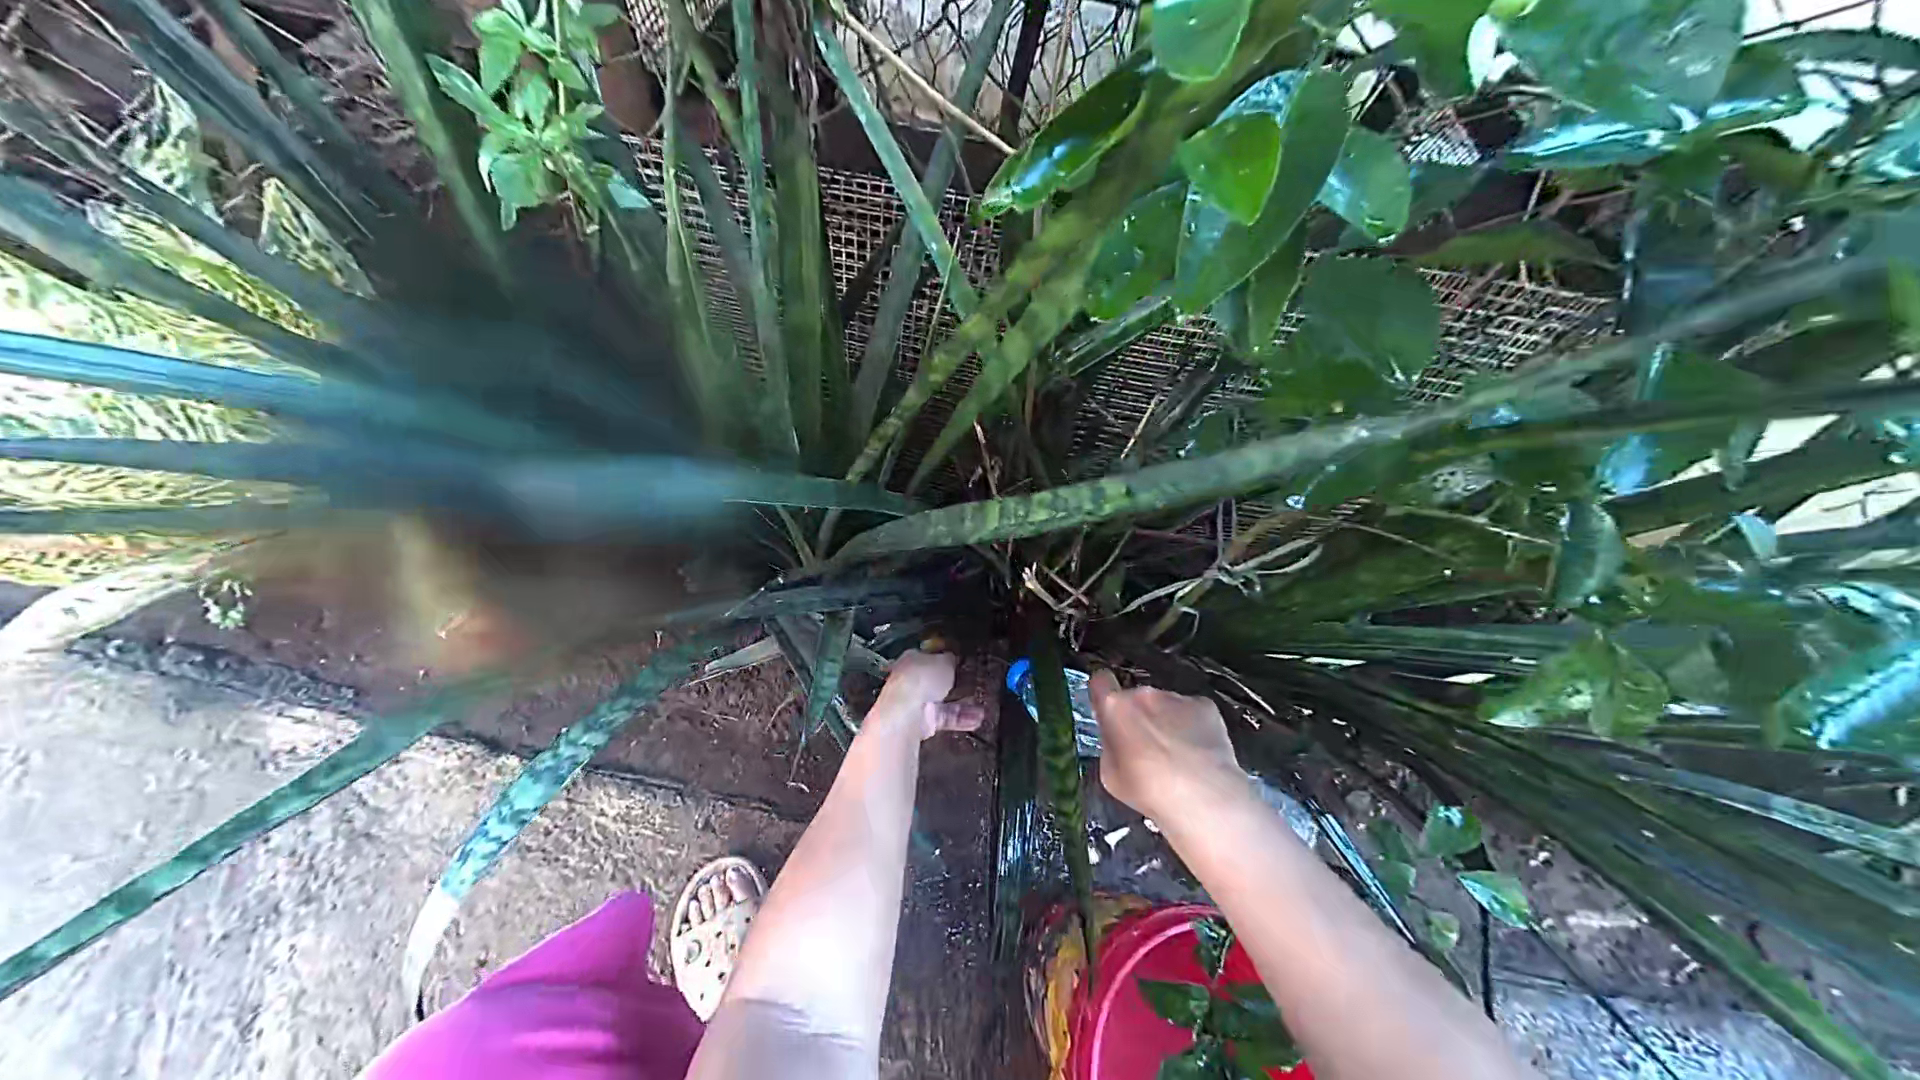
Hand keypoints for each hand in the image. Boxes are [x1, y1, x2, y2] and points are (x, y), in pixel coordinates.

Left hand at [873, 650, 984, 740]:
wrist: (907, 713)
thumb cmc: (921, 678)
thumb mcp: (944, 661)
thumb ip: (950, 660)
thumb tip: (953, 658)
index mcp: (910, 659)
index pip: (927, 656)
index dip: (942, 657)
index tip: (957, 661)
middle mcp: (910, 681)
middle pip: (933, 681)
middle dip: (951, 683)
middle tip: (970, 682)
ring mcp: (915, 703)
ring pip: (941, 702)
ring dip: (960, 704)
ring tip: (981, 703)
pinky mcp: (922, 722)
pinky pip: (945, 718)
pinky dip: (960, 719)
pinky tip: (977, 719)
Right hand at [1090, 670, 1246, 821]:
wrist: (1204, 797)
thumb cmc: (1153, 790)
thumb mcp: (1110, 776)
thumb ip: (1108, 746)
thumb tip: (1115, 741)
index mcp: (1115, 707)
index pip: (1101, 681)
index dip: (1103, 693)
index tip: (1107, 704)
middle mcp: (1144, 695)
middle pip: (1135, 698)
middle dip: (1138, 716)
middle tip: (1145, 747)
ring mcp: (1176, 698)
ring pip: (1164, 704)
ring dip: (1165, 721)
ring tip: (1176, 755)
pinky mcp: (1204, 706)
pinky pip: (1191, 711)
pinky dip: (1192, 725)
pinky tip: (1195, 752)